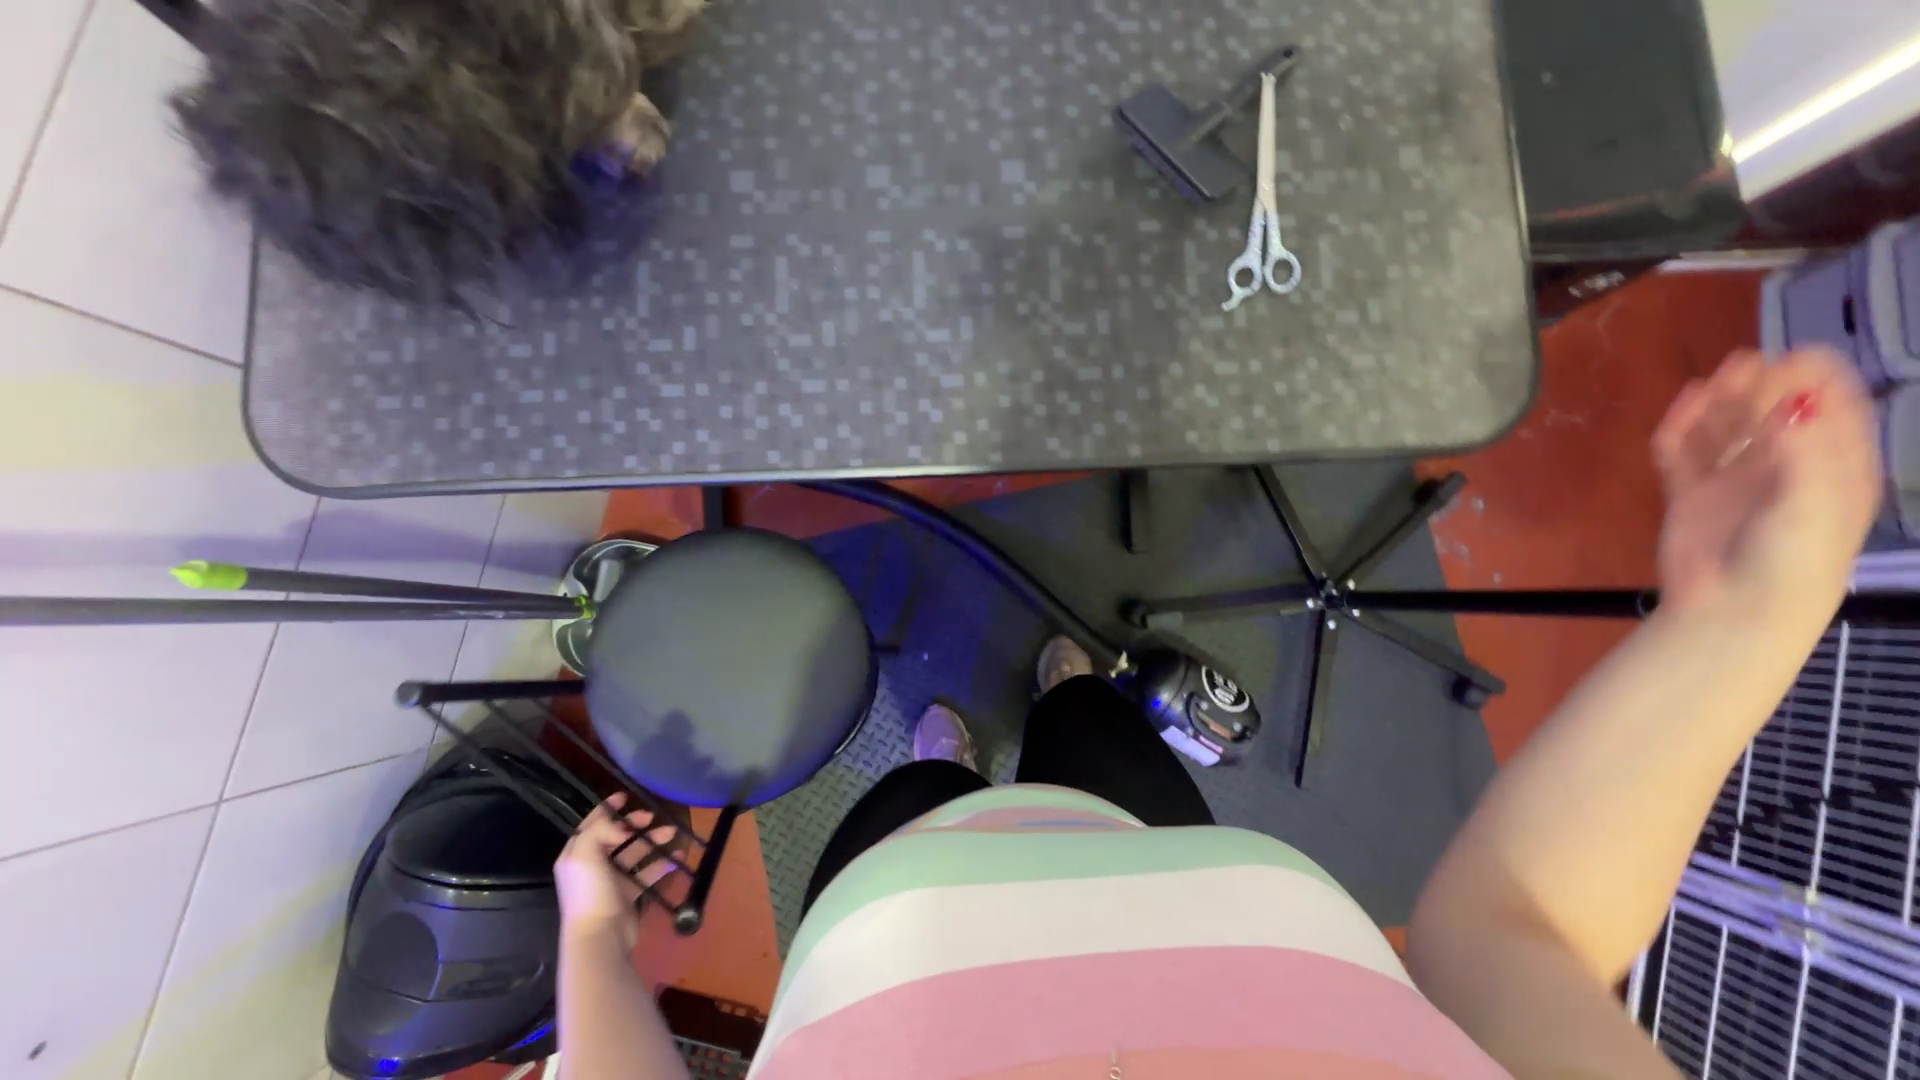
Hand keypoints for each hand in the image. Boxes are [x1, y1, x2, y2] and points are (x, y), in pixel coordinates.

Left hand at [554, 793, 678, 949]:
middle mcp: (592, 865)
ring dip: (653, 841)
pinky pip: (647, 873)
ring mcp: (611, 881)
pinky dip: (661, 865)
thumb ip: (600, 831)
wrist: (600, 936)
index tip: (625, 796)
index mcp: (577, 854)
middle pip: (616, 836)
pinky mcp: (627, 895)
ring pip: (634, 853)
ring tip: (672, 834)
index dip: (606, 808)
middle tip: (651, 817)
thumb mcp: (585, 854)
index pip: (591, 824)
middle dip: (635, 824)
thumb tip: (622, 827)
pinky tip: (677, 858)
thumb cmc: (590, 891)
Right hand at [1652, 347, 1880, 627]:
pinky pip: (1682, 456)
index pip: (1832, 409)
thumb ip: (1803, 445)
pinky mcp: (1690, 496)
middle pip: (1774, 413)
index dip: (1816, 380)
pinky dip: (1678, 432)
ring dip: (1718, 404)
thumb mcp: (1813, 500)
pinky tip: (1678, 412)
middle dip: (1761, 386)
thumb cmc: (1791, 558)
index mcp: (1832, 467)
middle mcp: (1785, 467)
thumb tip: (1792, 394)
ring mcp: (1734, 482)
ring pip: (1726, 430)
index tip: (1793, 356)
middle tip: (1741, 366)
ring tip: (1708, 383)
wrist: (1736, 608)